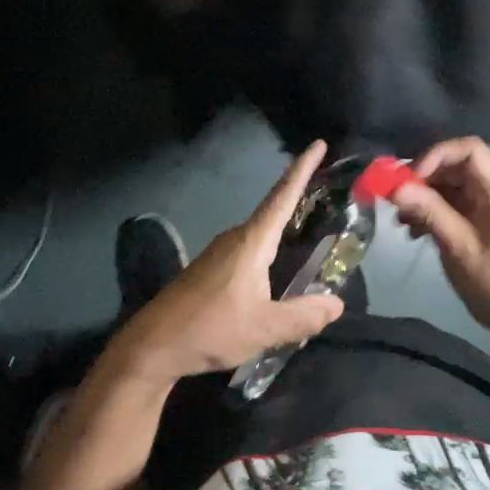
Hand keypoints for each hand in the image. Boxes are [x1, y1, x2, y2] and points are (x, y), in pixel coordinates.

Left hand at [109, 141, 346, 382]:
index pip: (283, 197)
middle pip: (275, 214)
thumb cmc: (210, 329)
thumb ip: (303, 316)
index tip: (318, 144)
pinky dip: (271, 258)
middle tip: (334, 202)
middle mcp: (235, 240)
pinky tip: (280, 281)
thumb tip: (336, 304)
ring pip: (262, 239)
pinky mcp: (210, 271)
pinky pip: (250, 255)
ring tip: (316, 245)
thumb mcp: (265, 328)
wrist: (154, 345)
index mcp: (251, 243)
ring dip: (287, 238)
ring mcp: (219, 254)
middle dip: (302, 204)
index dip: (302, 169)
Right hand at [390, 137, 489, 333]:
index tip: (410, 179)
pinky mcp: (474, 221)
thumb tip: (395, 188)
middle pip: (453, 166)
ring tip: (400, 219)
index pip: (469, 150)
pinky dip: (427, 212)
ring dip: (420, 197)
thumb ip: (429, 212)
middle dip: (422, 178)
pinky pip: (447, 204)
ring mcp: (483, 206)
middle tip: (395, 197)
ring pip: (446, 185)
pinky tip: (412, 232)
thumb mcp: (458, 244)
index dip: (437, 156)